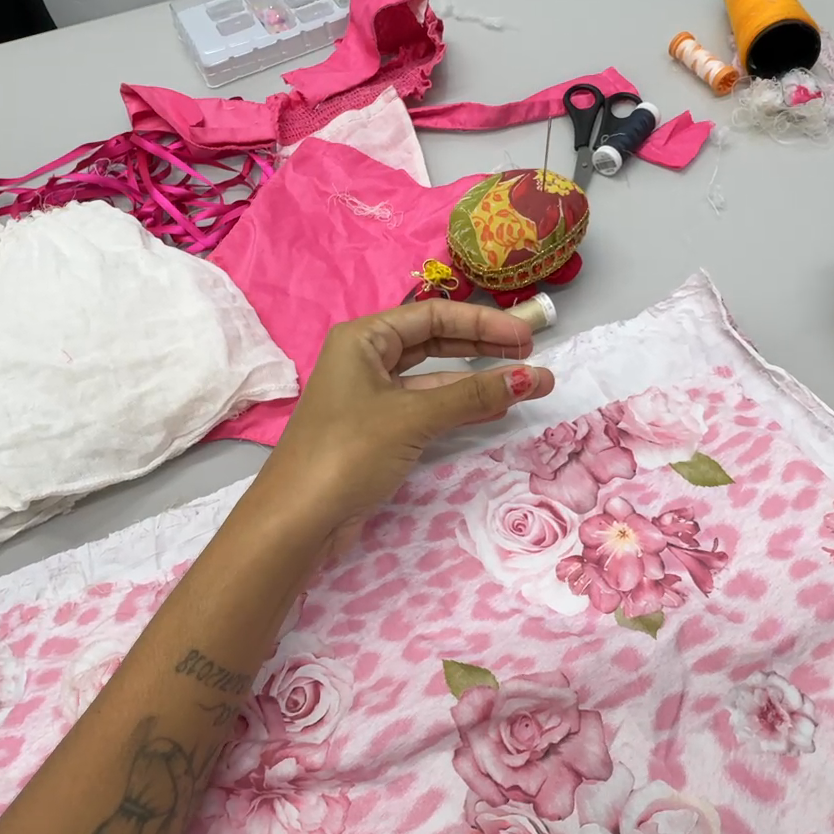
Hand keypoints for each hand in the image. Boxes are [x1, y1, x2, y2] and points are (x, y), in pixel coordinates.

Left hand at [252, 300, 554, 551]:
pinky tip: (493, 410)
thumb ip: (474, 395)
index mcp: (363, 338)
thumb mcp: (413, 417)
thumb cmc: (348, 452)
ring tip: (523, 384)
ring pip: (432, 377)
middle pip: (433, 341)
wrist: (298, 518)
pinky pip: (425, 407)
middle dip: (482, 346)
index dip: (483, 323)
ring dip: (475, 381)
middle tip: (530, 354)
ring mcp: (370, 396)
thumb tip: (535, 377)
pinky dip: (458, 407)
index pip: (433, 315)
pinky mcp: (377, 429)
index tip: (527, 338)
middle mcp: (364, 359)